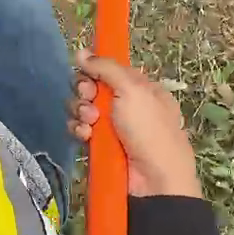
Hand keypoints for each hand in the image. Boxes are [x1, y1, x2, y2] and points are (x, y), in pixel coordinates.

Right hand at [73, 50, 202, 197]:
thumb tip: (80, 51)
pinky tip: (86, 136)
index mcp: (142, 89)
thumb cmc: (150, 131)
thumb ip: (105, 67)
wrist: (154, 183)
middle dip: (85, 91)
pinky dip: (79, 129)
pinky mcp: (100, 144)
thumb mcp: (133, 90)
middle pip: (91, 86)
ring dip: (81, 111)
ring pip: (82, 106)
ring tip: (90, 122)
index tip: (88, 71)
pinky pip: (80, 128)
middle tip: (90, 98)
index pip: (110, 69)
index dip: (96, 69)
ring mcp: (113, 126)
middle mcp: (127, 105)